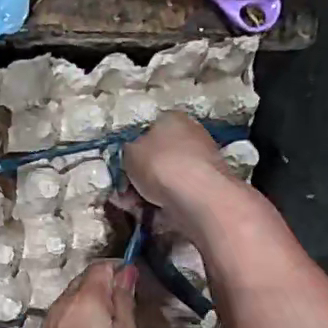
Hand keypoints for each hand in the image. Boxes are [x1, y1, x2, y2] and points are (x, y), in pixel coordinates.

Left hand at [34, 260, 139, 327]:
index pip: (101, 266)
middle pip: (85, 278)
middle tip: (122, 307)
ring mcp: (51, 314)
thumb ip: (124, 299)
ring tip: (107, 322)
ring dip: (90, 300)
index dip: (118, 269)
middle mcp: (64, 299)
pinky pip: (65, 310)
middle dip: (104, 284)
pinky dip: (78, 313)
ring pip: (74, 295)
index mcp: (86, 296)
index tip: (132, 285)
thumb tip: (127, 271)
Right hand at [120, 112, 238, 222]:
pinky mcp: (205, 184)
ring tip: (133, 204)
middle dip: (139, 172)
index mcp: (172, 118)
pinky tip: (150, 210)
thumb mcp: (128, 152)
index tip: (122, 165)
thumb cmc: (159, 164)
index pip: (148, 128)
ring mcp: (200, 159)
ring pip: (165, 175)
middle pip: (157, 154)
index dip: (132, 148)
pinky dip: (162, 200)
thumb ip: (127, 151)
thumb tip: (131, 154)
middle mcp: (190, 133)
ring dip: (147, 189)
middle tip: (124, 188)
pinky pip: (175, 191)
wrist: (196, 194)